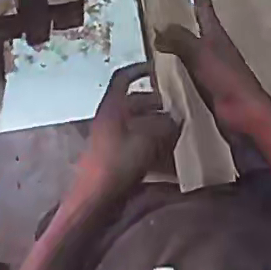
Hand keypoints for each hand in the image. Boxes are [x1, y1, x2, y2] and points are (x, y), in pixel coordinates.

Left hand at [71, 63, 177, 202]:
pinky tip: (169, 157)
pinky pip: (136, 144)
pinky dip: (151, 146)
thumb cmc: (116, 164)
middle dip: (157, 103)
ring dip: (157, 125)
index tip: (157, 68)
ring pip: (137, 124)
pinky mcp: (114, 158)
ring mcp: (110, 139)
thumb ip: (165, 127)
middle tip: (177, 107)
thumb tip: (178, 118)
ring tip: (178, 132)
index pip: (123, 78)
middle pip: (134, 102)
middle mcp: (109, 119)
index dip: (139, 69)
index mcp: (112, 107)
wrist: (92, 202)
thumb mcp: (147, 141)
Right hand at [154, 0, 270, 135]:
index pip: (202, 7)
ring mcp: (213, 68)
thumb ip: (180, 39)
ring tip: (151, 35)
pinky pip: (188, 69)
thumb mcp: (201, 54)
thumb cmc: (227, 81)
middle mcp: (215, 47)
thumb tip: (159, 27)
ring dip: (176, 41)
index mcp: (216, 34)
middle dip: (179, 17)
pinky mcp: (208, 88)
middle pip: (195, 27)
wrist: (246, 119)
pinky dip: (175, 65)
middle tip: (153, 7)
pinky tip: (161, 68)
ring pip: (191, 47)